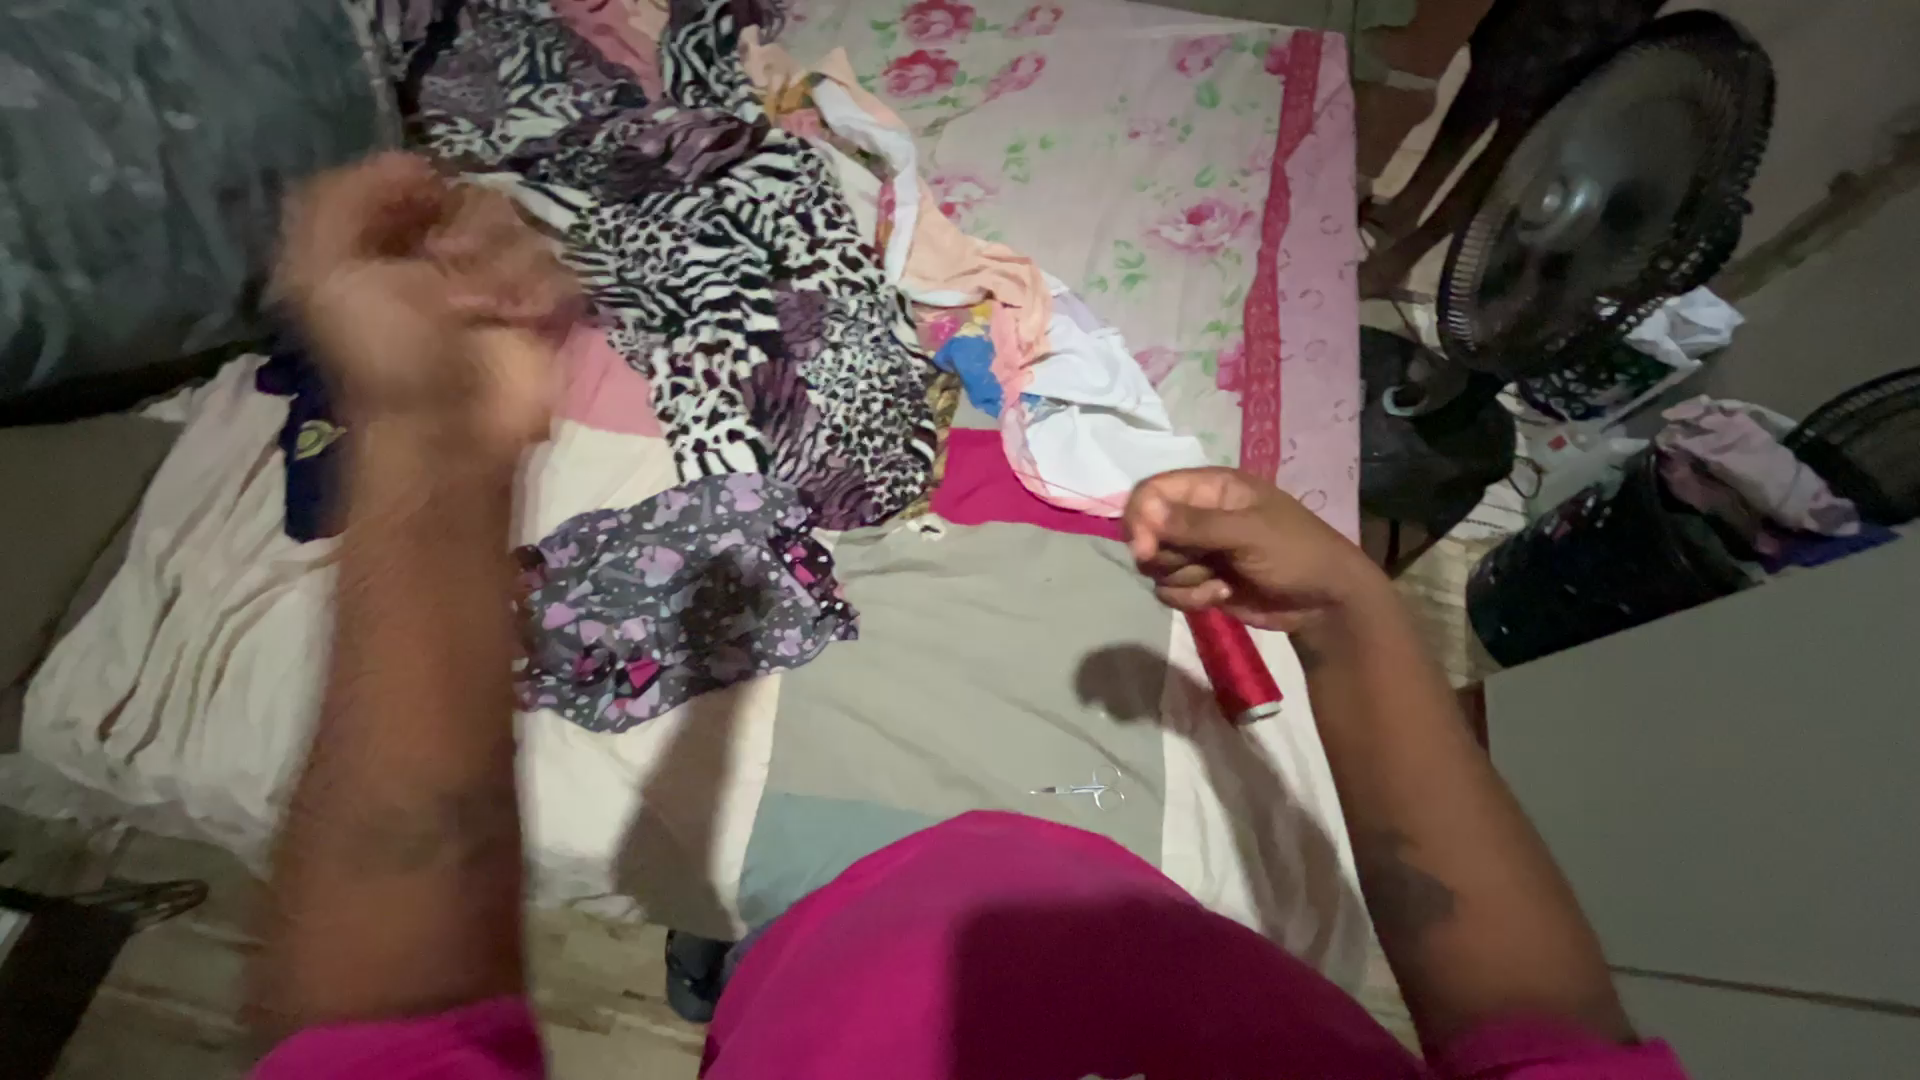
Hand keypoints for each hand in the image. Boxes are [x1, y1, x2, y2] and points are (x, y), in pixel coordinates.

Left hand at [275, 153, 579, 453]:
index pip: (423, 177)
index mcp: (391, 237)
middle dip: (470, 238)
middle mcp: (451, 253)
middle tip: (453, 283)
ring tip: (488, 312)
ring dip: (508, 273)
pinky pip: (564, 275)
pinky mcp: (547, 313)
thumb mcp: (323, 270)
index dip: (424, 189)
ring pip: (529, 233)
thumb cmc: (384, 353)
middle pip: (485, 199)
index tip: (424, 220)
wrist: (453, 425)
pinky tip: (522, 320)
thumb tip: (422, 165)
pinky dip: (545, 297)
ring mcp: (505, 282)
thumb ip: (344, 199)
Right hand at [1124, 467, 1387, 636]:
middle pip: (1146, 530)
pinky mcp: (1197, 581)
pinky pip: (1168, 589)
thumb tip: (1145, 512)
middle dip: (1163, 554)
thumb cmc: (1296, 553)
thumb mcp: (1249, 533)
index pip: (1152, 491)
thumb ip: (1195, 524)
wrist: (1326, 603)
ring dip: (1183, 578)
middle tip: (1195, 565)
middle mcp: (1197, 515)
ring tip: (1218, 581)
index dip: (1140, 517)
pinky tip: (1222, 594)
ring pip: (1155, 564)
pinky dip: (1190, 598)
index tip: (1144, 549)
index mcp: (1210, 488)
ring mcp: (1196, 550)